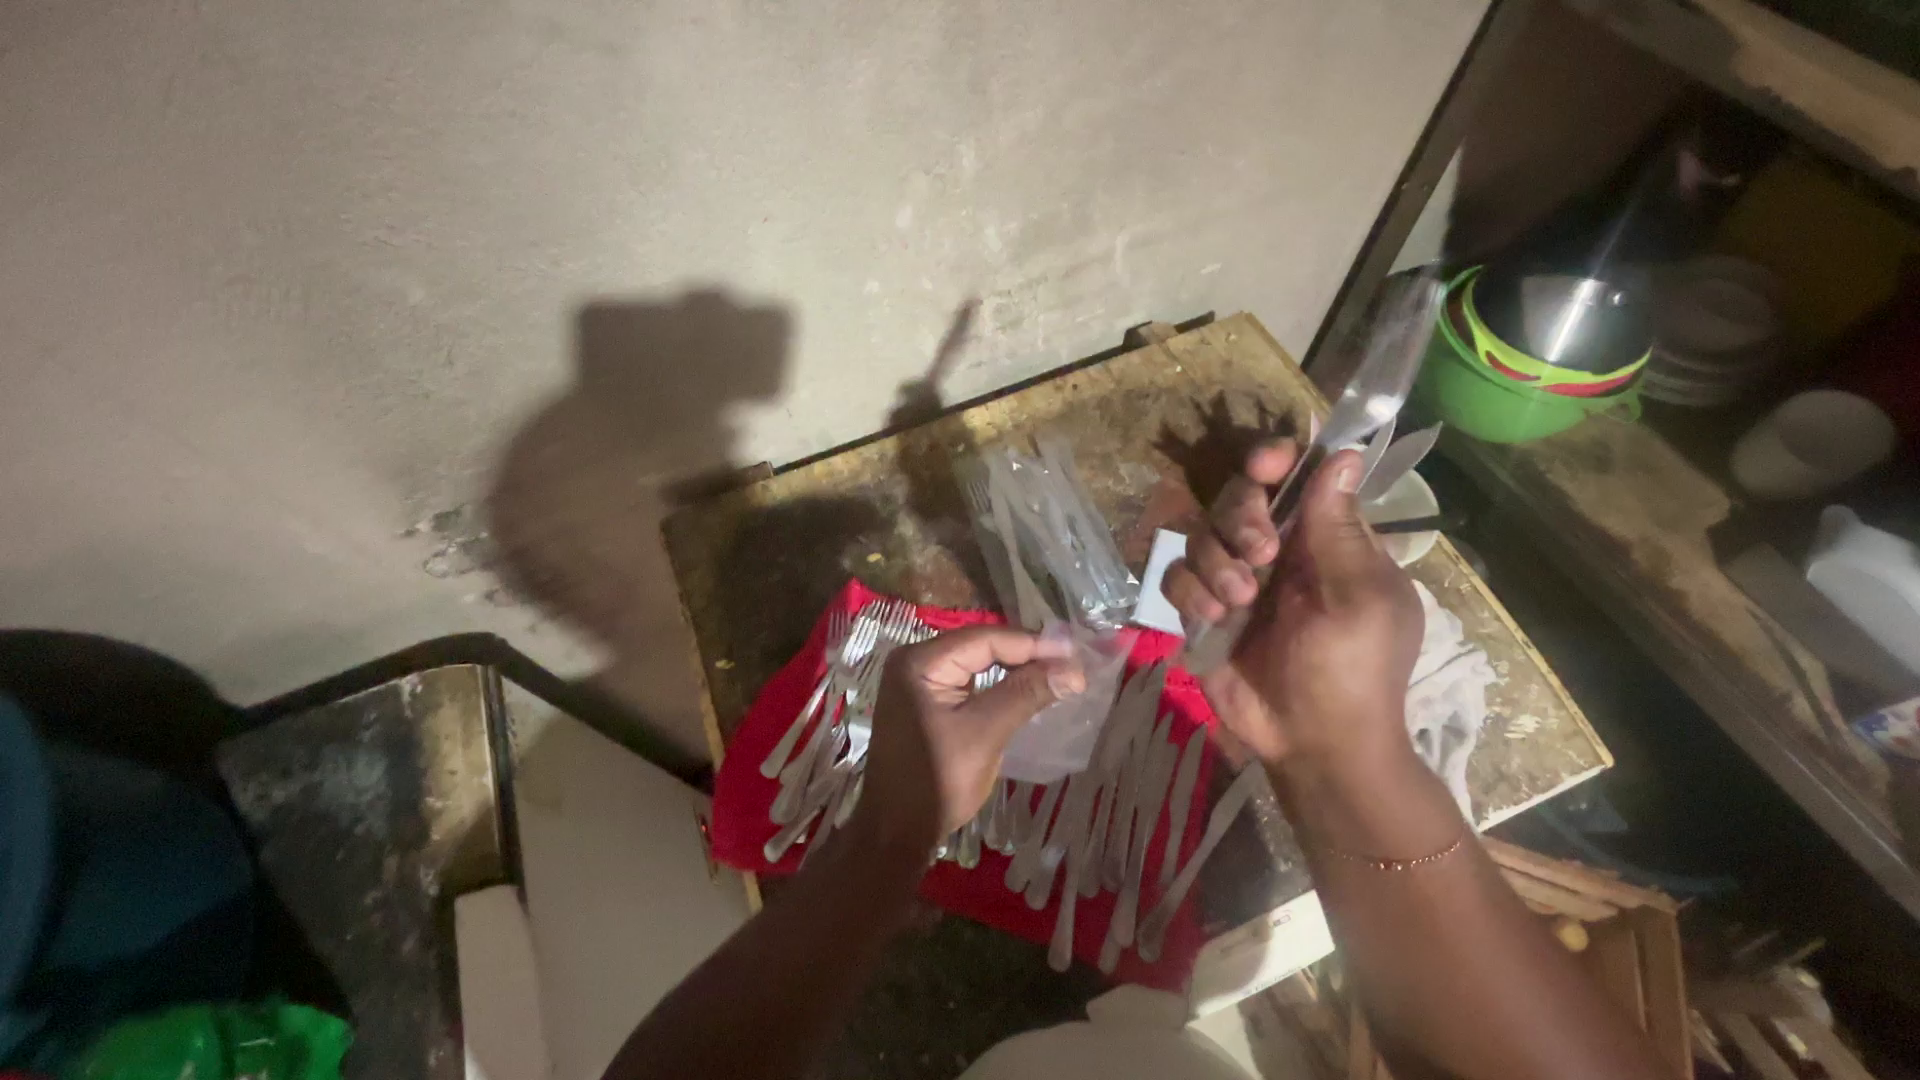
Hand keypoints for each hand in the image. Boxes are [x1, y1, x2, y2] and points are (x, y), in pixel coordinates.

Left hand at [858, 626, 1085, 848]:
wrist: (895, 832)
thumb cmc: (936, 782)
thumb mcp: (985, 734)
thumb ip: (1026, 694)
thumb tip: (1075, 669)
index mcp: (919, 661)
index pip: (985, 638)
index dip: (1033, 644)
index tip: (1075, 654)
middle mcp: (915, 660)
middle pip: (980, 645)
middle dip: (1027, 653)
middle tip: (1072, 662)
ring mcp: (918, 681)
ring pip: (977, 662)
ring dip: (1016, 666)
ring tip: (1058, 671)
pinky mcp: (926, 700)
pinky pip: (969, 680)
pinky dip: (999, 682)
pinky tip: (1027, 686)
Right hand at [1163, 441, 1422, 771]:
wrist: (1312, 743)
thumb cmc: (1354, 671)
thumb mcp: (1360, 599)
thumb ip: (1339, 529)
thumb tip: (1342, 453)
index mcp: (1325, 540)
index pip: (1297, 477)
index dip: (1277, 458)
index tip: (1265, 465)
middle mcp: (1277, 551)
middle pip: (1237, 497)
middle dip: (1242, 518)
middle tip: (1261, 557)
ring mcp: (1235, 581)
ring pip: (1200, 534)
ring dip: (1216, 563)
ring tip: (1239, 603)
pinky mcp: (1201, 610)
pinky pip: (1175, 576)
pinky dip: (1189, 592)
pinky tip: (1213, 620)